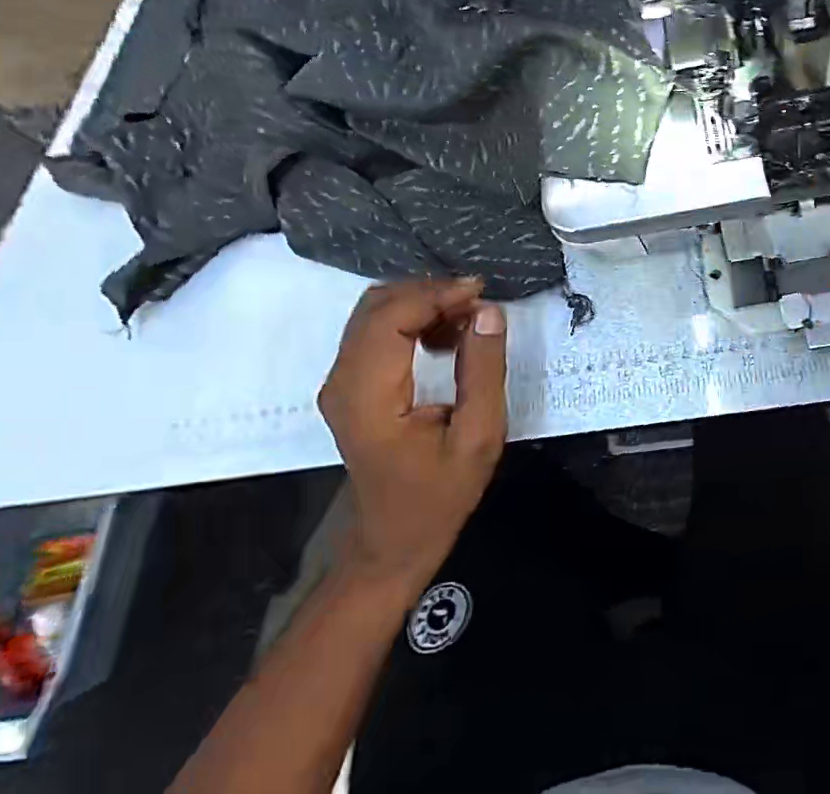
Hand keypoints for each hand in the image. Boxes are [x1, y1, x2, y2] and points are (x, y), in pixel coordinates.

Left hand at [318, 279, 508, 589]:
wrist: (396, 537)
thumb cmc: (441, 493)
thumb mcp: (480, 435)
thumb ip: (483, 370)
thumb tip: (488, 312)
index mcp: (368, 397)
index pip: (390, 319)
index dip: (435, 295)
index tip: (482, 293)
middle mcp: (341, 382)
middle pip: (376, 307)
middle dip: (431, 293)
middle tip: (481, 304)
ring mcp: (340, 382)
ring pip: (374, 313)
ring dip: (423, 304)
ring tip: (471, 319)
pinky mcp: (351, 384)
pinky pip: (377, 331)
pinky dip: (414, 320)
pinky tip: (449, 336)